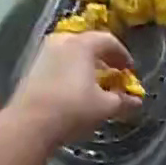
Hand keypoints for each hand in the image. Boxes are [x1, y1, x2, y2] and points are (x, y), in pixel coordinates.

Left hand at [8, 32, 141, 144]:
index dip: (122, 55)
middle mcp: (62, 42)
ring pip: (71, 54)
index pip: (108, 41)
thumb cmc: (73, 109)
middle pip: (88, 44)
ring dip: (85, 66)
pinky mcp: (32, 69)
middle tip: (113, 74)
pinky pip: (58, 64)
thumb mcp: (104, 107)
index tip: (129, 70)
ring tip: (94, 84)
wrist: (30, 123)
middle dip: (103, 59)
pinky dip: (70, 72)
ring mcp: (44, 54)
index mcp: (82, 44)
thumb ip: (122, 101)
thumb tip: (135, 102)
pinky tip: (74, 90)